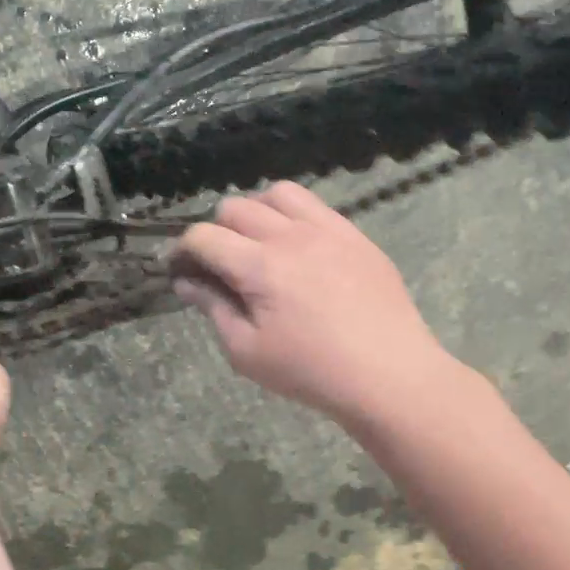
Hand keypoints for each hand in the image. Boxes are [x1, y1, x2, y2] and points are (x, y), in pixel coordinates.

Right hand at [172, 182, 458, 425]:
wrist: (391, 375)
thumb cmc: (308, 370)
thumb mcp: (245, 349)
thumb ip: (212, 307)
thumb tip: (186, 282)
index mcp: (259, 267)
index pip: (203, 236)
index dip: (181, 251)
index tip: (179, 271)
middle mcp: (291, 237)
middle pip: (235, 208)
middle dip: (214, 232)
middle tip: (216, 264)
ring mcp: (328, 231)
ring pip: (276, 194)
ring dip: (255, 213)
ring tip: (254, 244)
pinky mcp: (355, 237)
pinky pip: (314, 206)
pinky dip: (291, 217)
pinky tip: (292, 249)